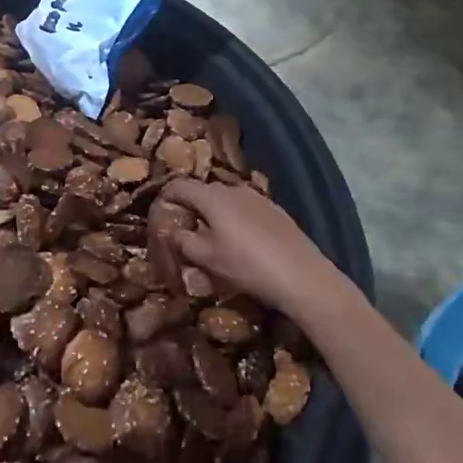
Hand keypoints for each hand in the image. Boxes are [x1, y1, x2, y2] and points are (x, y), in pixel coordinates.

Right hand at [162, 179, 348, 317]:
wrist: (301, 276)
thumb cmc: (246, 265)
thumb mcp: (207, 258)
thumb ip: (183, 241)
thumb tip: (171, 231)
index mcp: (213, 197)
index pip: (179, 186)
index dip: (166, 198)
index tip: (161, 216)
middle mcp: (234, 189)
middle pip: (204, 191)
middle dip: (191, 208)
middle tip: (186, 233)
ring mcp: (258, 197)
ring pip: (227, 200)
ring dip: (215, 215)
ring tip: (214, 240)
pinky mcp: (276, 210)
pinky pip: (246, 208)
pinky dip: (236, 219)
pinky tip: (243, 243)